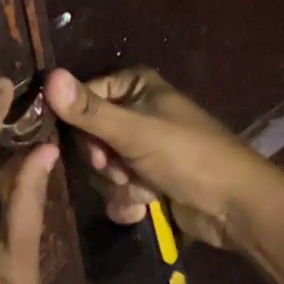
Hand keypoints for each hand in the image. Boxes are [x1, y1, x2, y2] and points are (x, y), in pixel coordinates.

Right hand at [43, 66, 283, 249]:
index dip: (82, 127)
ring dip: (120, 184)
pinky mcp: (151, 178)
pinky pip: (120, 188)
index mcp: (137, 85)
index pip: (84, 98)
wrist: (236, 206)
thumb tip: (48, 76)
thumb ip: (88, 110)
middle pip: (91, 137)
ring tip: (144, 189)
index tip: (94, 146)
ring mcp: (145, 147)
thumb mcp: (134, 131)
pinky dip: (130, 200)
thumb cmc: (187, 155)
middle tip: (121, 169)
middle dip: (105, 162)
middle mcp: (138, 110)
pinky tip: (147, 206)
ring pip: (104, 167)